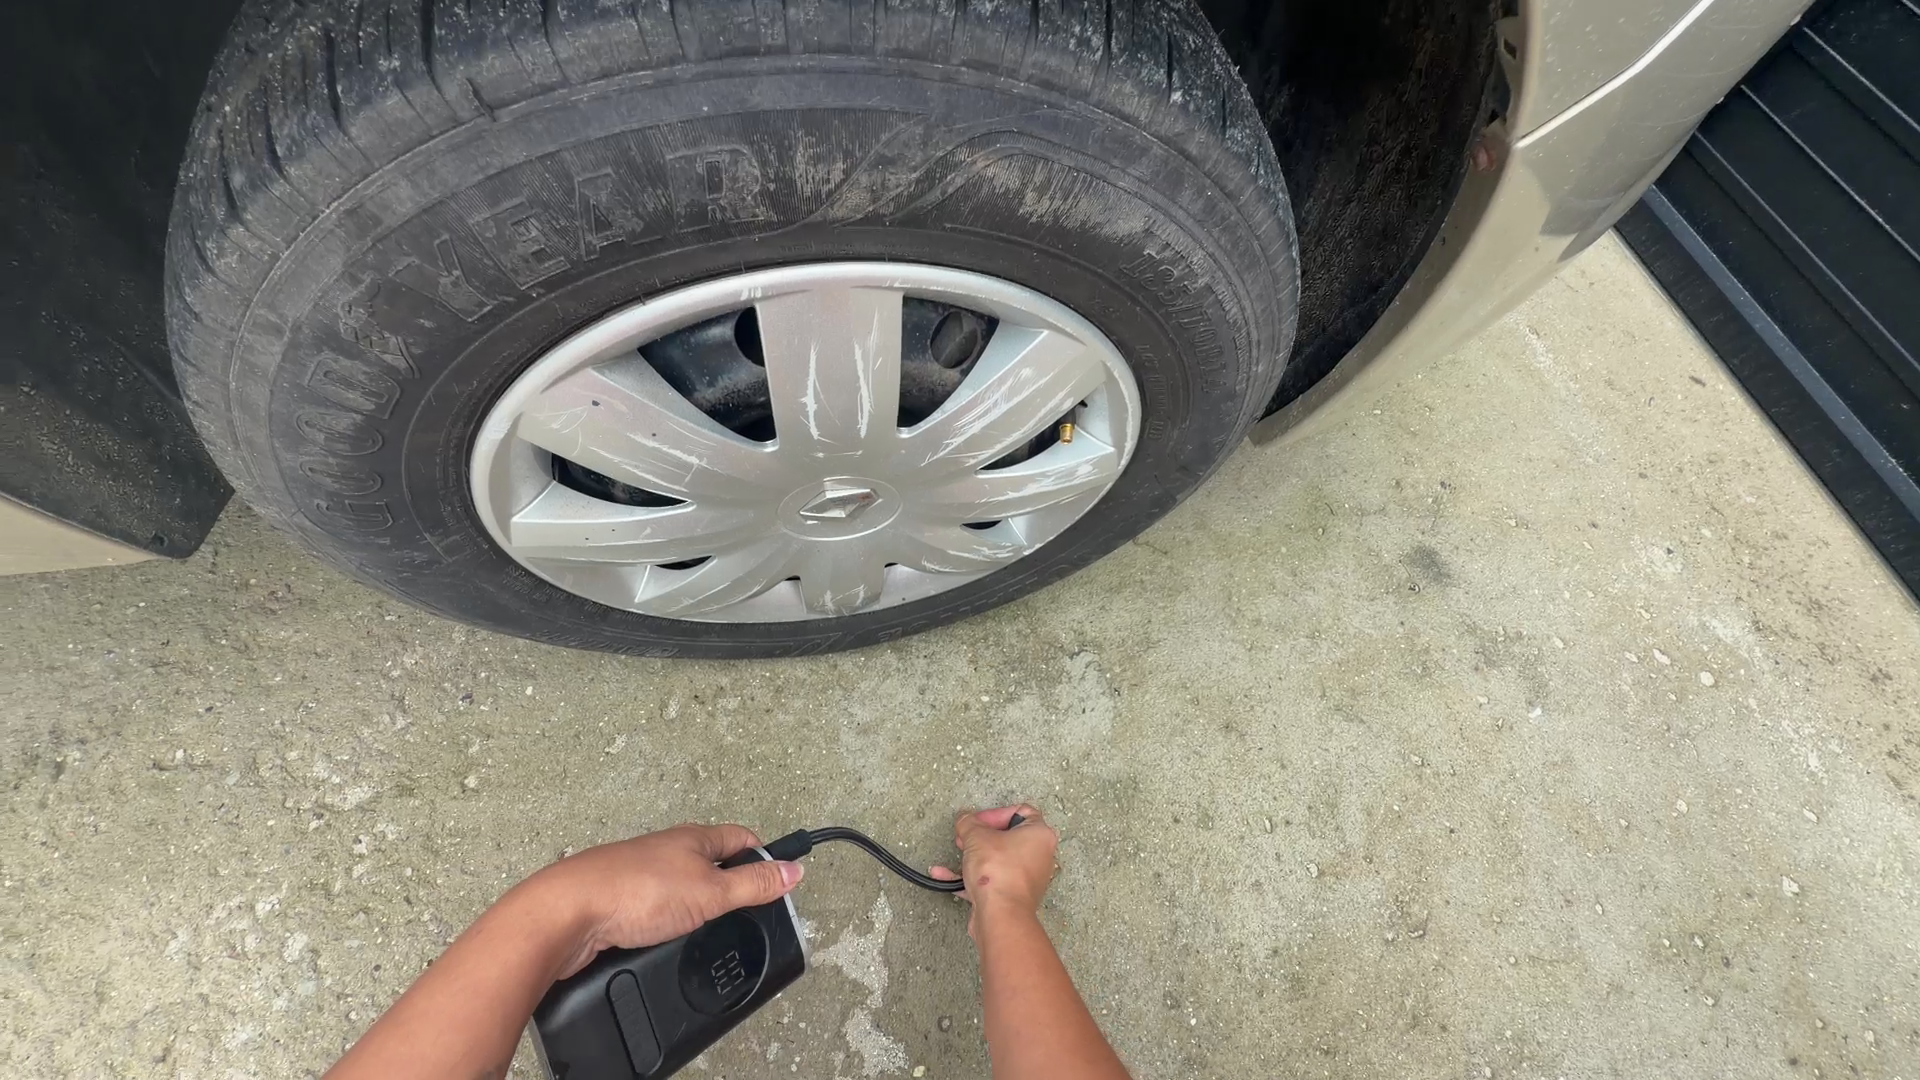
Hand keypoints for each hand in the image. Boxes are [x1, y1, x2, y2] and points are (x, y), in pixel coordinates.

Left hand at [530, 823, 801, 977]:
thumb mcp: (710, 892)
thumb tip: (794, 870)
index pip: (742, 839)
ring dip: (698, 898)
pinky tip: (669, 933)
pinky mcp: (619, 898)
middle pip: (712, 858)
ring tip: (712, 921)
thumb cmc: (638, 891)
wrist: (567, 912)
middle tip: (750, 903)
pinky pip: (655, 903)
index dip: (763, 856)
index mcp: (695, 838)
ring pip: (681, 881)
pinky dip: (670, 915)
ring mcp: (641, 872)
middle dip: (732, 878)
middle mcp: (669, 848)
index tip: (778, 875)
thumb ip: (754, 884)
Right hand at [930, 804, 1057, 931]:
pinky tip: (945, 876)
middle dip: (981, 836)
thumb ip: (968, 822)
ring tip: (958, 852)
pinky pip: (991, 880)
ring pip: (998, 860)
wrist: (1000, 915)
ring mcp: (1027, 879)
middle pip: (1008, 837)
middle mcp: (1039, 856)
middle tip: (966, 836)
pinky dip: (971, 877)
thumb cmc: (999, 872)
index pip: (1022, 812)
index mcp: (1040, 835)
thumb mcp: (976, 836)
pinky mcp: (1013, 897)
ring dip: (974, 856)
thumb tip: (965, 820)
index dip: (996, 813)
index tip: (978, 821)